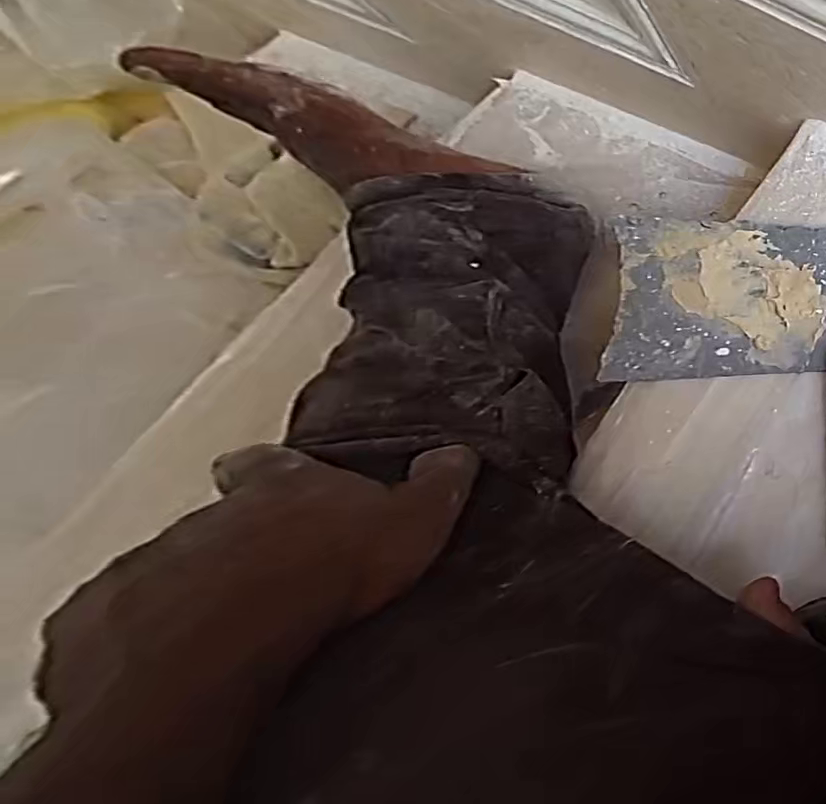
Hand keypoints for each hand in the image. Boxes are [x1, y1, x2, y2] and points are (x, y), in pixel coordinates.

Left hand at [13, 445, 478, 803]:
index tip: (272, 475)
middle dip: (239, 532)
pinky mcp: (97, 624)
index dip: (270, 466)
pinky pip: (126, 619)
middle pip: (217, 515)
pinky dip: (153, 627)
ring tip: (233, 611)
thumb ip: (440, 481)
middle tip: (273, 560)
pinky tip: (183, 646)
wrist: (223, 644)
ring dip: (197, 580)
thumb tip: (456, 451)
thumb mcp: (417, 517)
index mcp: (281, 485)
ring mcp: (147, 567)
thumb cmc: (334, 567)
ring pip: (171, 565)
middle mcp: (209, 515)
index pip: (267, 460)